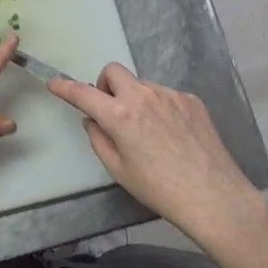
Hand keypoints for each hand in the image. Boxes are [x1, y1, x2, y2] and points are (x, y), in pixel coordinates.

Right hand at [48, 65, 267, 248]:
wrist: (214, 196)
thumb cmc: (160, 190)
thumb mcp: (119, 170)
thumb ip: (99, 139)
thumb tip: (93, 120)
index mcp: (120, 116)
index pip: (83, 93)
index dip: (65, 87)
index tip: (54, 83)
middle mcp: (143, 96)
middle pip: (114, 71)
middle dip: (105, 85)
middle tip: (111, 111)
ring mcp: (170, 95)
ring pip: (142, 85)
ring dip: (135, 99)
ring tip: (149, 132)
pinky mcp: (191, 100)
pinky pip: (166, 96)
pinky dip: (159, 107)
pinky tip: (171, 135)